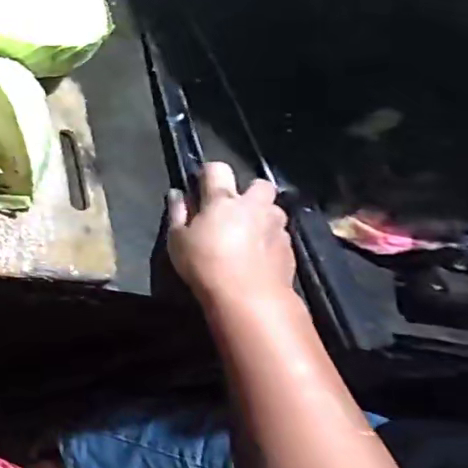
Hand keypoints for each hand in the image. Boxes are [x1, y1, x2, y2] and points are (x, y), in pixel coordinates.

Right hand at [167, 161, 293, 306]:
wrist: (250, 298)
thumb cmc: (205, 264)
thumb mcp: (177, 240)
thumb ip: (177, 213)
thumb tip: (177, 194)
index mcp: (223, 199)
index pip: (217, 168)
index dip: (208, 173)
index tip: (200, 187)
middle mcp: (254, 206)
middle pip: (259, 184)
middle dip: (248, 192)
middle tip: (233, 210)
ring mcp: (276, 226)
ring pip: (273, 209)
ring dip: (262, 215)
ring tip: (247, 234)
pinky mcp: (289, 247)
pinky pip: (279, 234)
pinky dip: (269, 239)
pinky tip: (258, 255)